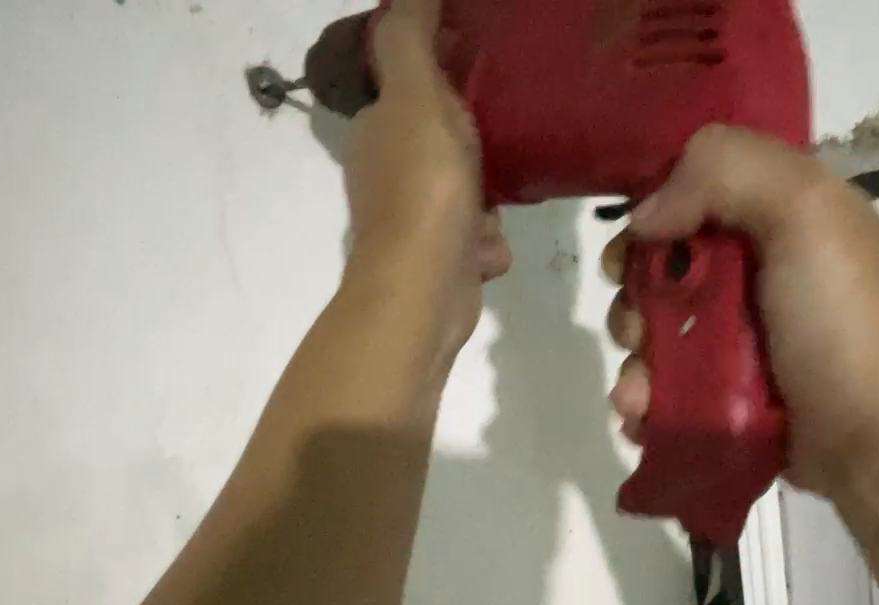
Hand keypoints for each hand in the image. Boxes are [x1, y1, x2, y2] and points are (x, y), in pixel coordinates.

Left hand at [342, 0, 511, 362]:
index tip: (481, 80)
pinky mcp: (439, 268)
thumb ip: (411, 39)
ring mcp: (414, 228)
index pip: (412, 93)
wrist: (424, 291)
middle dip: (478, 154)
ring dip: (488, 208)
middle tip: (501, 147)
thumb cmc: (423, 192)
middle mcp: (388, 179)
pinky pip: (477, 244)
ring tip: (493, 213)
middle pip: (448, 148)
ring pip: (470, 200)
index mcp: (377, 135)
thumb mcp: (416, 97)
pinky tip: (487, 253)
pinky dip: (486, 248)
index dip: (446, 84)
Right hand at [604, 126, 878, 496]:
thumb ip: (724, 174)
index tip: (629, 253)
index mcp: (783, 221)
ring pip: (662, 341)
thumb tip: (644, 217)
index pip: (696, 199)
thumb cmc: (844, 326)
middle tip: (637, 330)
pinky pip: (671, 394)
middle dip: (635, 303)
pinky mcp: (732, 403)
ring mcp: (745, 347)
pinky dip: (647, 407)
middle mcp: (761, 278)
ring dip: (635, 365)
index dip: (652, 220)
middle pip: (666, 276)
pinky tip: (643, 420)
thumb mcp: (807, 213)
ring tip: (640, 397)